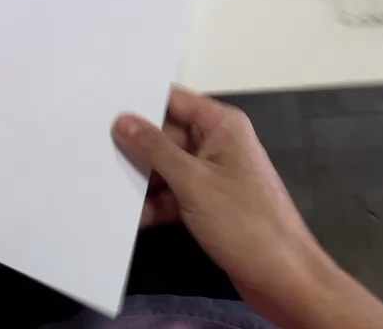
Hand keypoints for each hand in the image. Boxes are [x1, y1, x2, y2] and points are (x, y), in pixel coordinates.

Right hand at [114, 88, 382, 328]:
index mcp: (220, 124)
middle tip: (95, 149)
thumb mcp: (193, 182)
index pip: (172, 99)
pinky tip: (131, 217)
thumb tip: (122, 121)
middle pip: (166, 133)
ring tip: (106, 186)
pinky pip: (174, 192)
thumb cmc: (245, 222)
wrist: (287, 283)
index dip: (140, 102)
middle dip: (136, 146)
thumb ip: (155, 149)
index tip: (103, 106)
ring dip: (143, 179)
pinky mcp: (209, 203)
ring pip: (167, 165)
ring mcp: (213, 174)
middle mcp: (216, 142)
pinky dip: (156, 203)